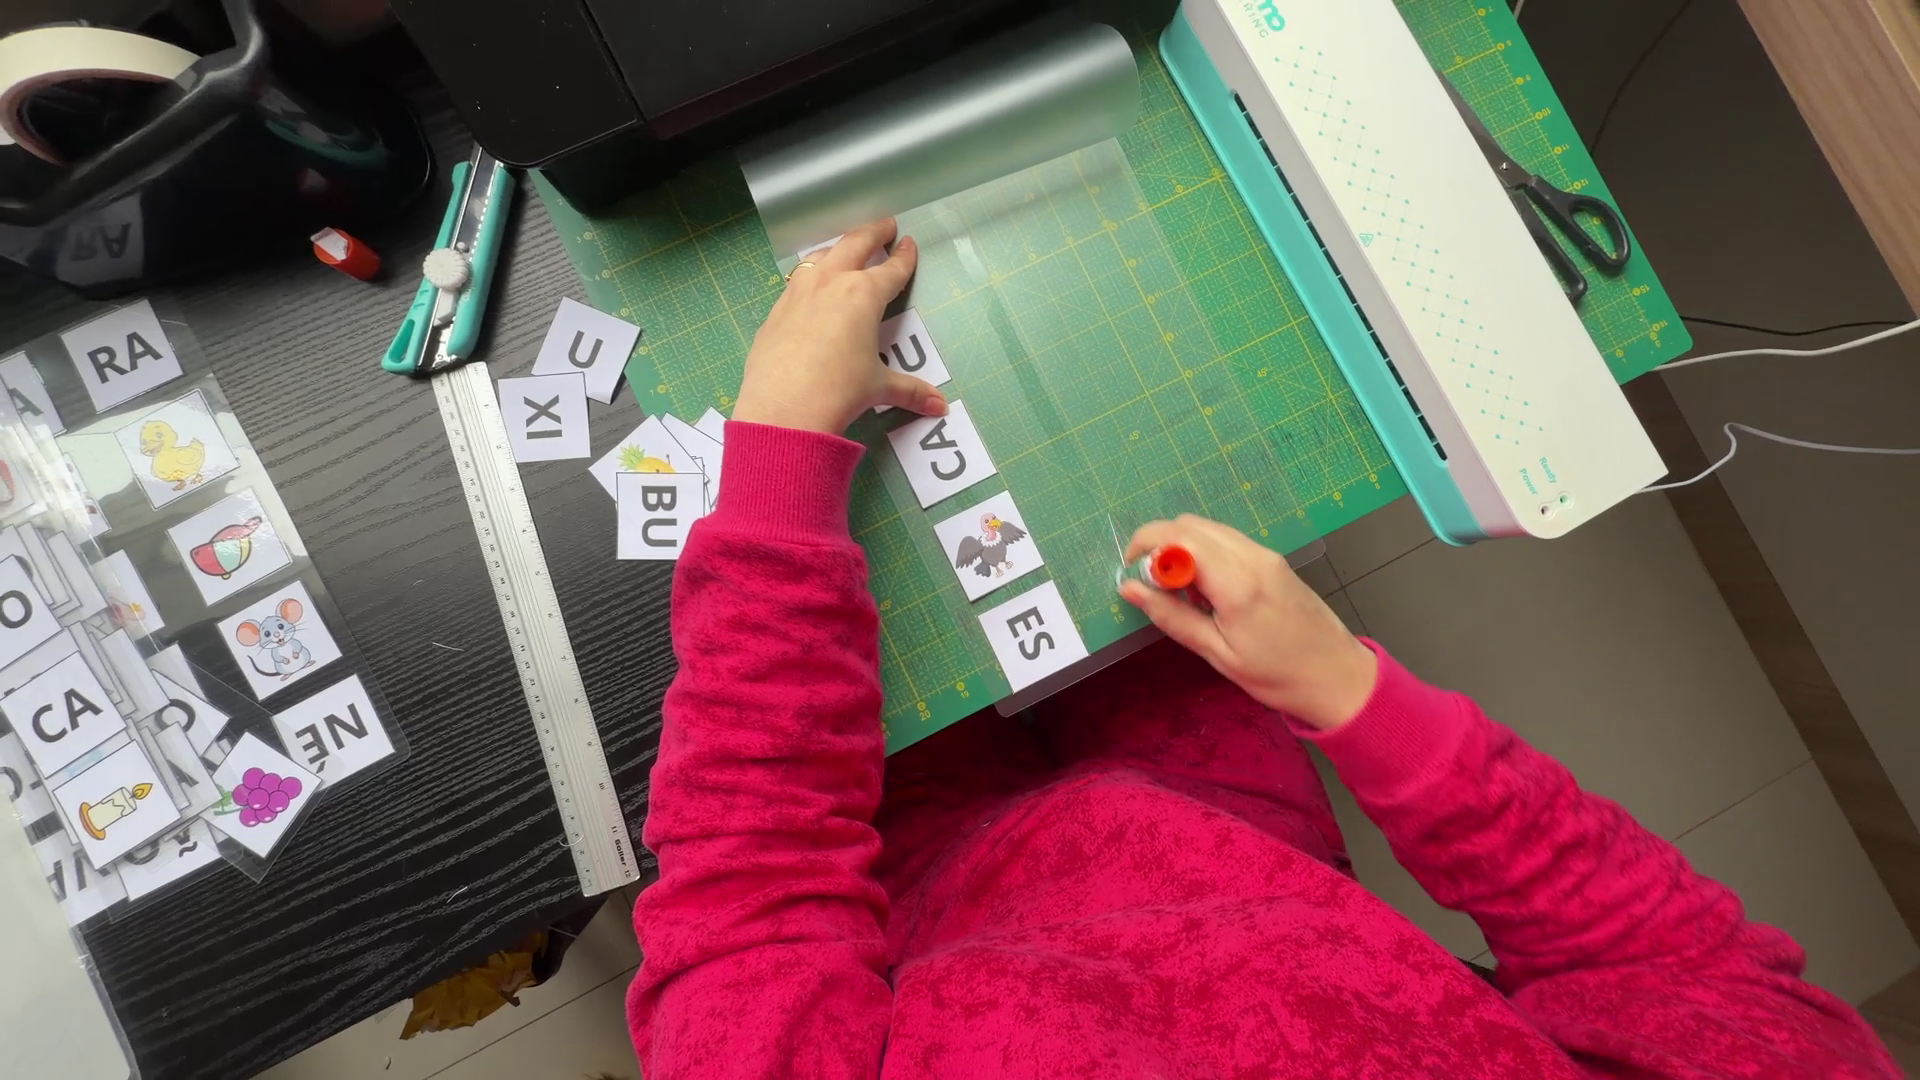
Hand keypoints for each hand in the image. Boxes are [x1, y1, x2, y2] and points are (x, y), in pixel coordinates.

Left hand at [732, 219, 948, 434]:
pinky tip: (810, 286)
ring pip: (821, 256)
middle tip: (885, 226)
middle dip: (873, 233)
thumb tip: (940, 407)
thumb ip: (910, 391)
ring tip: (845, 249)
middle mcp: (830, 283)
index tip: (909, 244)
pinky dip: (811, 274)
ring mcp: (799, 292)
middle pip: (854, 245)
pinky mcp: (776, 310)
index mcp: (863, 295)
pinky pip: (797, 280)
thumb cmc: (839, 391)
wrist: (784, 407)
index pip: (890, 270)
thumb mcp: (878, 388)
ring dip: (837, 248)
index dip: (904, 258)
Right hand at [1120, 515, 1378, 730]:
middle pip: (1189, 524)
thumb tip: (1129, 588)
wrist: (1339, 678)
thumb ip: (1171, 615)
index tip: (1131, 574)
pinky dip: (1202, 552)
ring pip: (1206, 528)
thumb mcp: (1216, 653)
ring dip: (1180, 547)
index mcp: (1236, 582)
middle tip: (1149, 583)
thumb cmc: (1276, 676)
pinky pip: (1225, 540)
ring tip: (1178, 590)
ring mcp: (1264, 553)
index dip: (1145, 547)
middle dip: (1158, 544)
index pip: (1178, 537)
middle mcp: (1251, 556)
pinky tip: (1203, 587)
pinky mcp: (1271, 558)